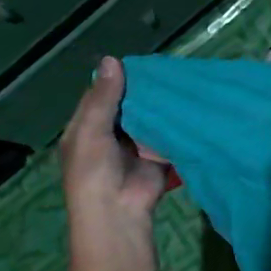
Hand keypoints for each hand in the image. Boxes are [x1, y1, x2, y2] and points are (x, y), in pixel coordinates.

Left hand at [58, 56, 167, 222]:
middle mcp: (109, 135)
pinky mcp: (155, 155)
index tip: (136, 63)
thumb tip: (112, 59)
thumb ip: (103, 97)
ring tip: (177, 78)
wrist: (118, 210)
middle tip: (162, 68)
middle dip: (141, 91)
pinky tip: (185, 101)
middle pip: (126, 106)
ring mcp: (134, 145)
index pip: (99, 97)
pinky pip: (164, 134)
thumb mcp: (91, 129)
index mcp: (85, 129)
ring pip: (147, 118)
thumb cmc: (94, 169)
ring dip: (158, 105)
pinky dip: (172, 121)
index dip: (114, 81)